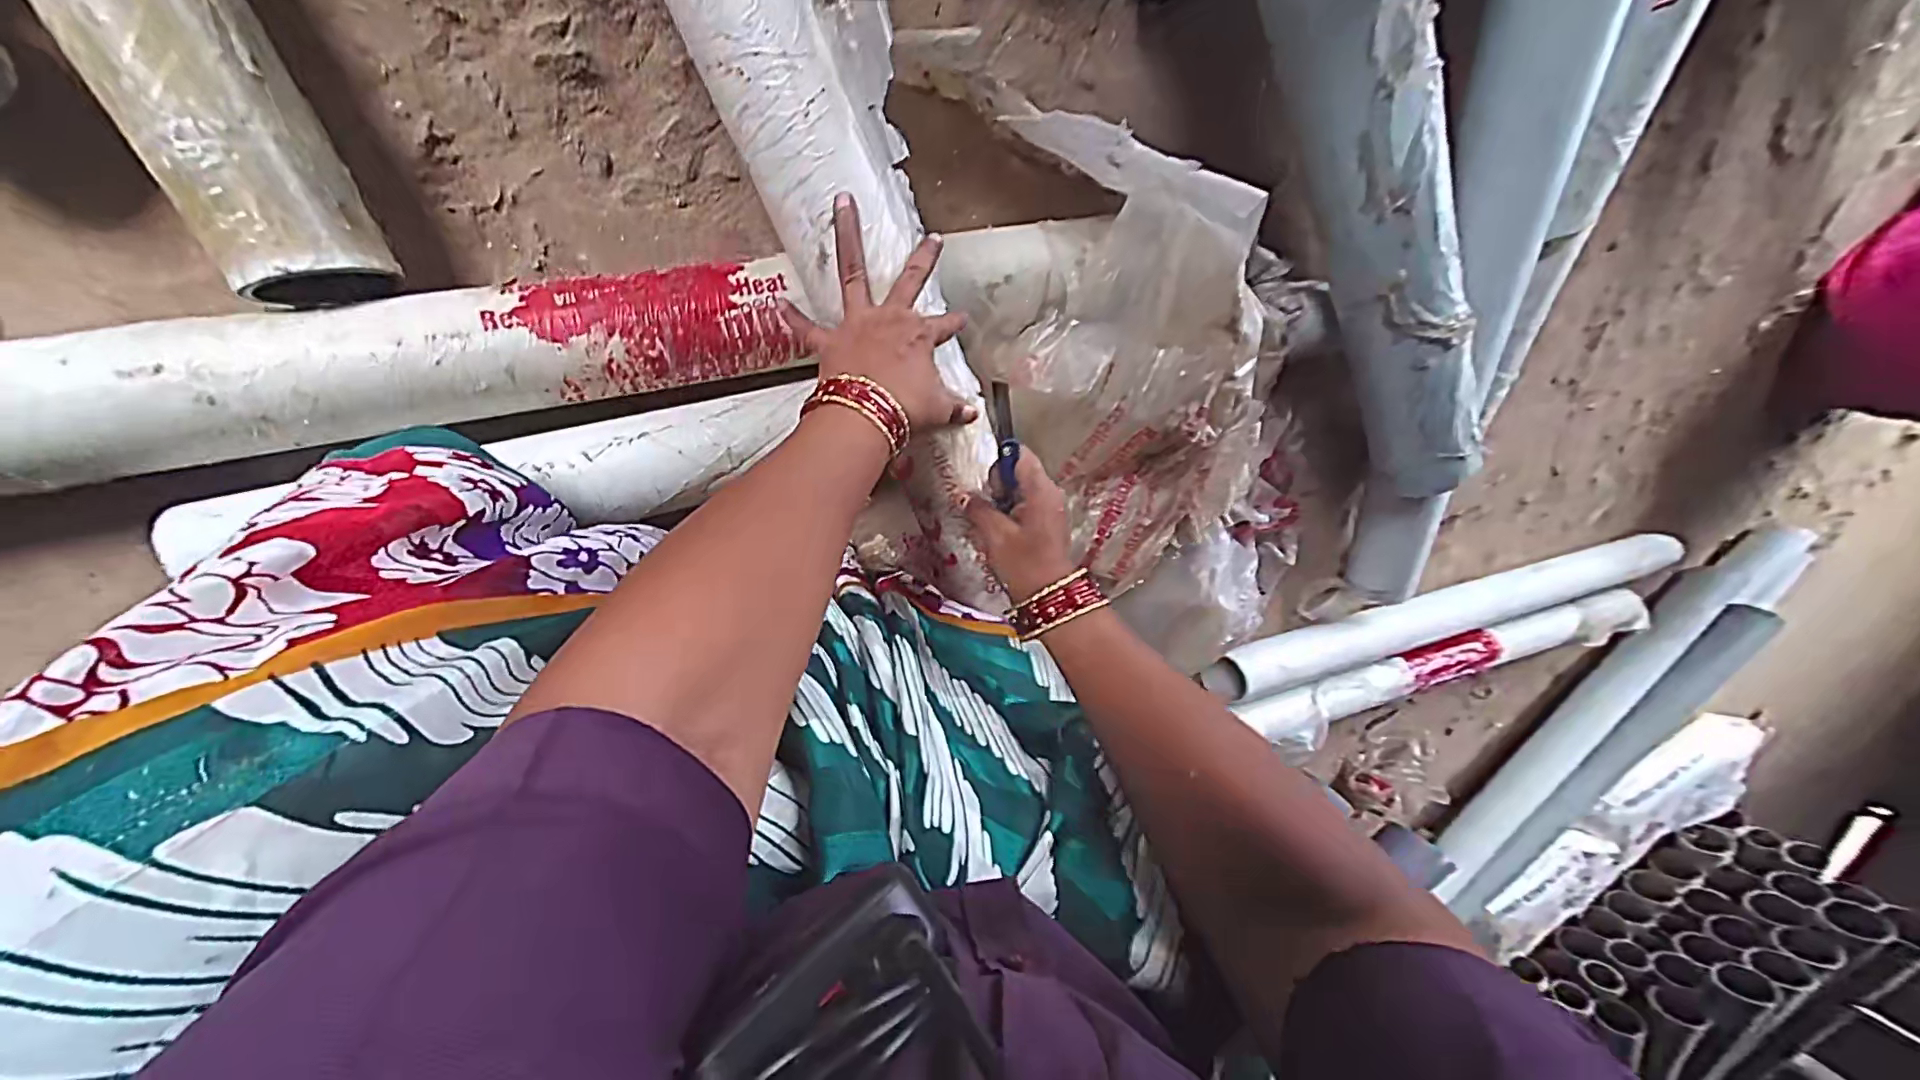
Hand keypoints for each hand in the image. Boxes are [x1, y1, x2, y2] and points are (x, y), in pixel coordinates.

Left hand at [778, 193, 978, 432]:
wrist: (868, 417)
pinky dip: (792, 318)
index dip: (953, 323)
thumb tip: (971, 414)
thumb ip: (954, 408)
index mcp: (918, 336)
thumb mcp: (938, 408)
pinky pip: (806, 328)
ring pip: (854, 272)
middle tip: (932, 239)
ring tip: (844, 203)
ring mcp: (857, 326)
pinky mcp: (830, 343)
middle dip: (924, 259)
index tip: (961, 319)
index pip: (943, 325)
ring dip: (848, 235)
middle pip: (910, 281)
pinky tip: (778, 303)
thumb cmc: (904, 408)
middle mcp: (889, 321)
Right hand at [961, 451, 1078, 601]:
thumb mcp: (995, 535)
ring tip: (990, 519)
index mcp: (1041, 489)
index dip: (999, 461)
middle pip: (1020, 470)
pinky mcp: (1048, 521)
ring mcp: (1051, 507)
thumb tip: (963, 495)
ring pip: (1022, 489)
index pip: (1020, 454)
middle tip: (985, 505)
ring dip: (1003, 499)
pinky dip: (1011, 510)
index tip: (986, 483)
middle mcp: (1050, 492)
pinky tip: (1001, 529)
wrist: (1049, 594)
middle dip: (998, 483)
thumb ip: (978, 509)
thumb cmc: (1023, 563)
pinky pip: (1027, 504)